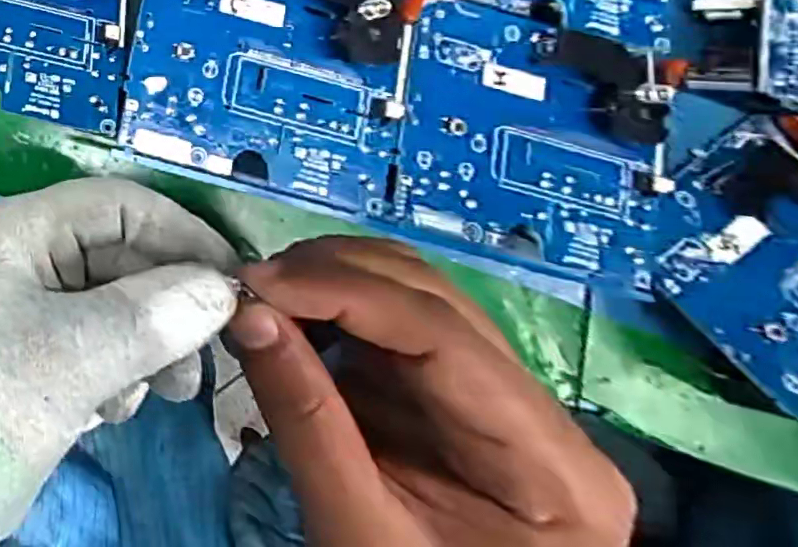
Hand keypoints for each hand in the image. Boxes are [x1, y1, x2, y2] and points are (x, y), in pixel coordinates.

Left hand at [0, 178, 238, 545]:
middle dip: (172, 304)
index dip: (181, 232)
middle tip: (197, 362)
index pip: (123, 204)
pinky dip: (130, 370)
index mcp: (32, 227)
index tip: (233, 282)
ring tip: (155, 392)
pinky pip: (119, 339)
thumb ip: (149, 318)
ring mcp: (52, 300)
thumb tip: (222, 289)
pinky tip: (110, 407)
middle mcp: (43, 252)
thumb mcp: (71, 356)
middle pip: (134, 253)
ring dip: (155, 345)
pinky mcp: (60, 346)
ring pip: (134, 300)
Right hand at [230, 237, 632, 546]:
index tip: (253, 285)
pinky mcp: (438, 381)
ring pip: (405, 285)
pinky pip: (382, 311)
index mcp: (549, 464)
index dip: (338, 291)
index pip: (439, 331)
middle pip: (425, 292)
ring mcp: (487, 387)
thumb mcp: (356, 530)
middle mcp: (533, 407)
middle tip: (247, 290)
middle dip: (325, 275)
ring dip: (323, 276)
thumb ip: (305, 419)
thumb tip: (248, 313)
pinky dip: (325, 299)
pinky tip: (288, 317)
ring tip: (263, 301)